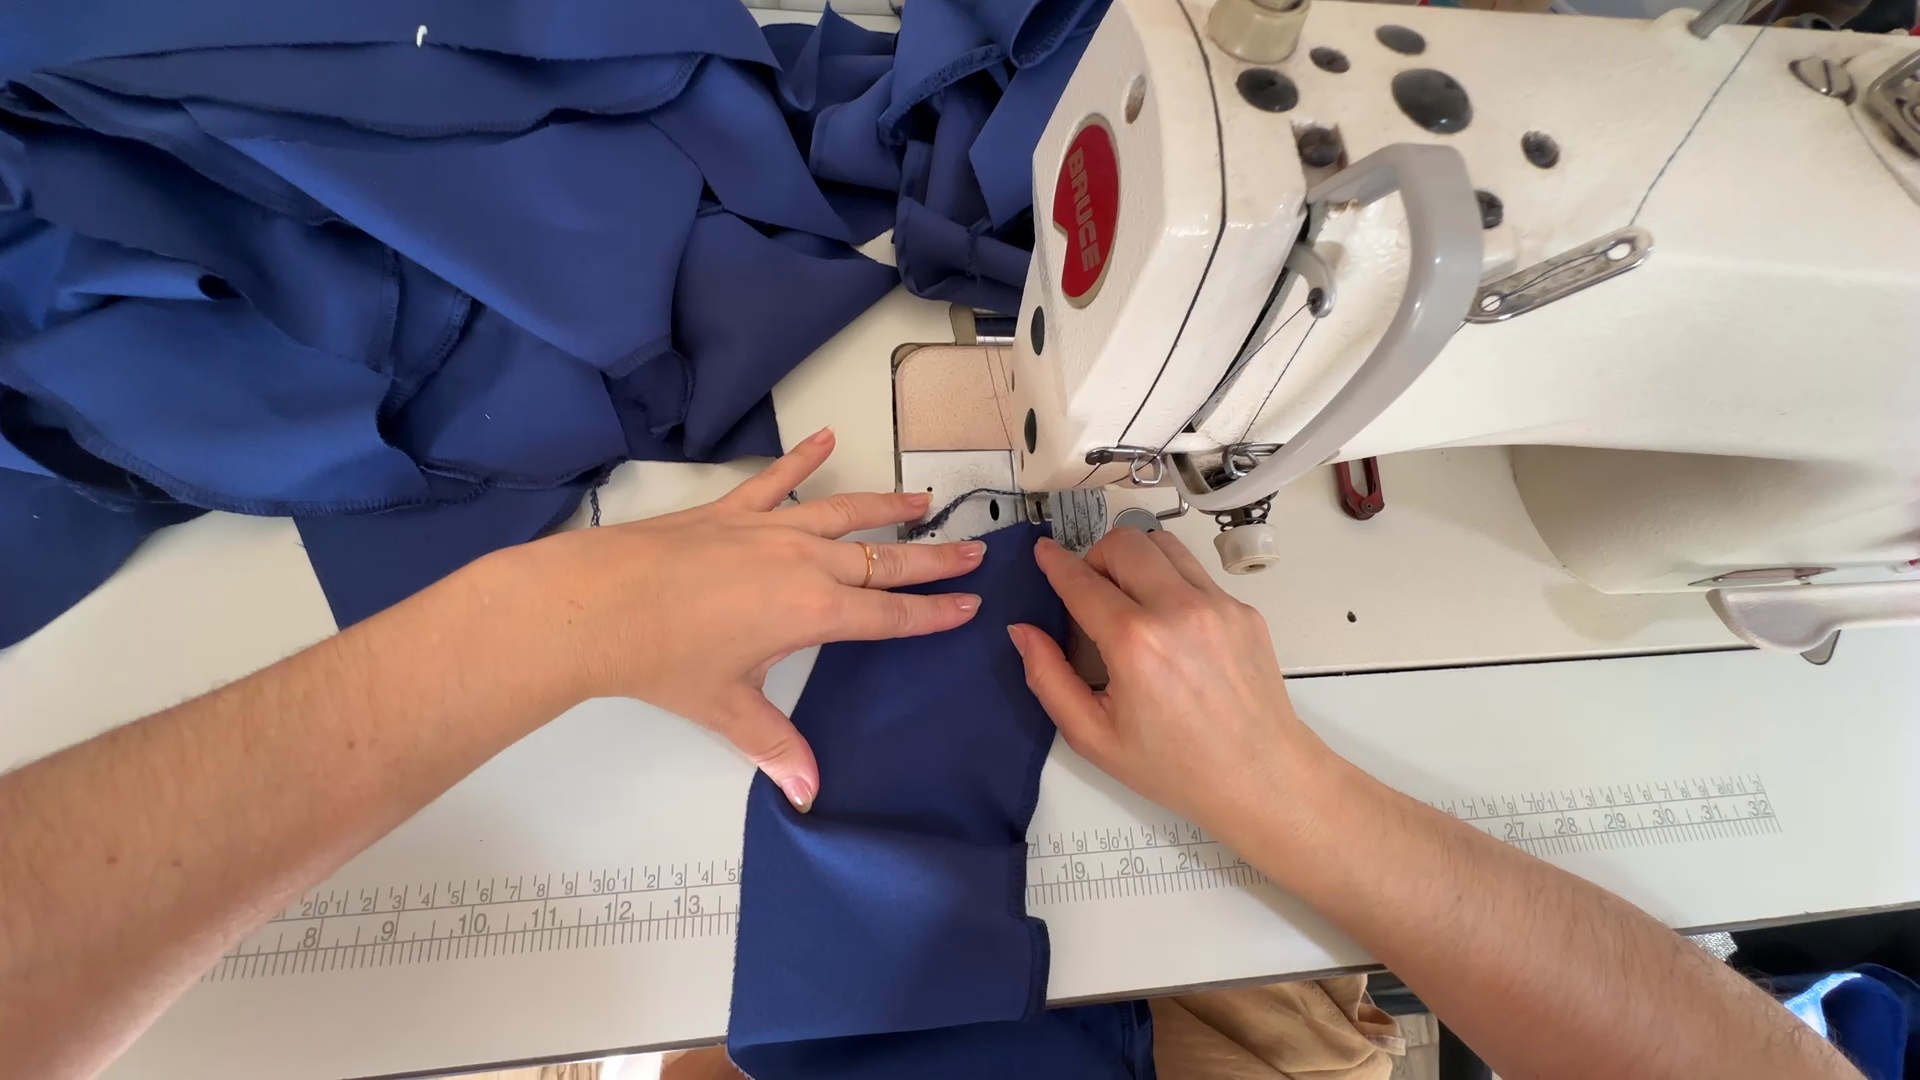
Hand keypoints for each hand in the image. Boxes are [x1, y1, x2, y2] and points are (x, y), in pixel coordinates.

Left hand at [505, 428, 983, 810]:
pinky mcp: (735, 510)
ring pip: (846, 514)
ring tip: (923, 499)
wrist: (594, 605)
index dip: (934, 613)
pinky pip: (779, 479)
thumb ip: (776, 746)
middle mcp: (805, 563)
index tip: (969, 603)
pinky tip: (827, 438)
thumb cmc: (664, 660)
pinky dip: (805, 458)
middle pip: (885, 560)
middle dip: (934, 558)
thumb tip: (807, 796)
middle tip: (973, 550)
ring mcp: (771, 529)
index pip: (891, 615)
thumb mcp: (728, 707)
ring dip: (888, 506)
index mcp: (813, 612)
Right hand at [1006, 529, 1331, 837]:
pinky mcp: (1242, 609)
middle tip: (1091, 592)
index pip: (1081, 581)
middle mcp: (1178, 610)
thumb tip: (1023, 631)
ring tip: (1128, 599)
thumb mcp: (1093, 736)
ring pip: (1162, 544)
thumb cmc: (1176, 767)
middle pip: (1124, 543)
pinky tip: (1167, 624)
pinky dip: (1168, 581)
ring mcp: (1217, 605)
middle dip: (1096, 557)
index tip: (1043, 552)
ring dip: (1134, 559)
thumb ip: (1048, 678)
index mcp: (1135, 644)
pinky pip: (1194, 571)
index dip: (1055, 562)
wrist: (1262, 779)